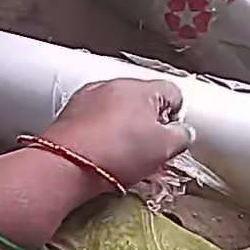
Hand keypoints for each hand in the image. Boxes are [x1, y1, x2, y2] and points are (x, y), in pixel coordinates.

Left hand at [40, 78, 194, 188]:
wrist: (66, 165)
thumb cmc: (120, 153)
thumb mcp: (164, 148)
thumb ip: (182, 136)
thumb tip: (183, 131)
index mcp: (141, 88)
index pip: (172, 92)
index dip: (176, 116)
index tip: (169, 138)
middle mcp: (114, 84)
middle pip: (143, 101)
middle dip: (148, 124)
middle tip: (147, 151)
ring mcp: (88, 96)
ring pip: (117, 110)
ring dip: (123, 127)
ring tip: (121, 155)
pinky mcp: (69, 113)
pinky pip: (95, 119)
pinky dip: (101, 132)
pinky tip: (100, 152)